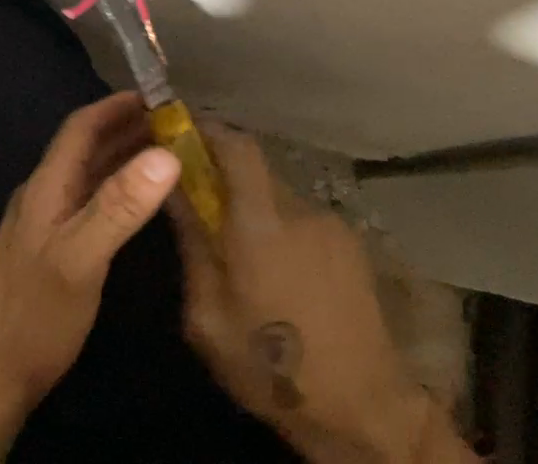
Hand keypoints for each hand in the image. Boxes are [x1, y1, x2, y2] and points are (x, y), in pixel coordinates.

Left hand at [0, 92, 181, 462]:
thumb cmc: (36, 313)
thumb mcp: (81, 258)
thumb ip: (119, 206)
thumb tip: (165, 154)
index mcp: (46, 187)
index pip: (80, 128)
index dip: (116, 106)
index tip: (158, 95)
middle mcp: (44, 195)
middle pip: (85, 147)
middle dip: (126, 128)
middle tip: (175, 122)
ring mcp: (47, 223)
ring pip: (88, 174)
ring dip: (124, 157)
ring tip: (168, 152)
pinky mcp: (54, 249)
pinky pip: (90, 202)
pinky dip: (119, 190)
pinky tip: (140, 203)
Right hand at [171, 126, 477, 463]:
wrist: (363, 408)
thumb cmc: (271, 366)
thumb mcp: (208, 317)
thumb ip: (193, 246)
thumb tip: (174, 194)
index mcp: (261, 225)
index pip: (238, 147)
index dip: (209, 129)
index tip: (181, 129)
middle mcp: (299, 211)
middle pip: (255, 171)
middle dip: (224, 177)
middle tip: (200, 203)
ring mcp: (331, 227)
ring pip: (279, 198)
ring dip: (254, 210)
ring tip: (240, 254)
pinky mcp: (351, 246)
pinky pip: (303, 221)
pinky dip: (281, 231)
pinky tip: (278, 274)